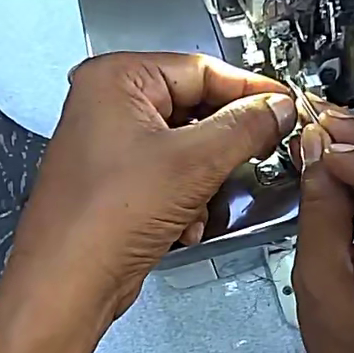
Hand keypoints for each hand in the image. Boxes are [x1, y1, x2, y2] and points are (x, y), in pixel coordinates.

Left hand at [0, 52, 293, 330]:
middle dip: (227, 143)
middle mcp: (111, 107)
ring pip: (193, 147)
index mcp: (116, 80)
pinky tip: (184, 220)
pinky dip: (191, 198)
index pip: (203, 69)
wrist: (70, 283)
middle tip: (260, 150)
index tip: (283, 106)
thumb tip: (276, 108)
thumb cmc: (100, 221)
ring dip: (208, 178)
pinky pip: (178, 176)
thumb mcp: (193, 163)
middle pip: (199, 108)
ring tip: (204, 197)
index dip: (249, 90)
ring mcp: (117, 146)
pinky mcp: (126, 182)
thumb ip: (245, 127)